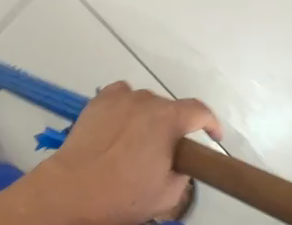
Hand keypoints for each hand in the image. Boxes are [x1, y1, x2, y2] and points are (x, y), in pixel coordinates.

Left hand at [34, 82, 223, 224]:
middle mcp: (146, 100)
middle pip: (170, 108)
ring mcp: (121, 96)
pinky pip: (122, 95)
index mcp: (168, 120)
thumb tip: (179, 161)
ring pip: (145, 102)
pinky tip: (121, 125)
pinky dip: (127, 107)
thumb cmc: (124, 194)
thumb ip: (182, 173)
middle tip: (167, 153)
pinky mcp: (99, 99)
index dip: (211, 123)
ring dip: (149, 118)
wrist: (77, 188)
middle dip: (174, 128)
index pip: (199, 111)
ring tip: (138, 143)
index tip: (214, 136)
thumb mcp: (167, 194)